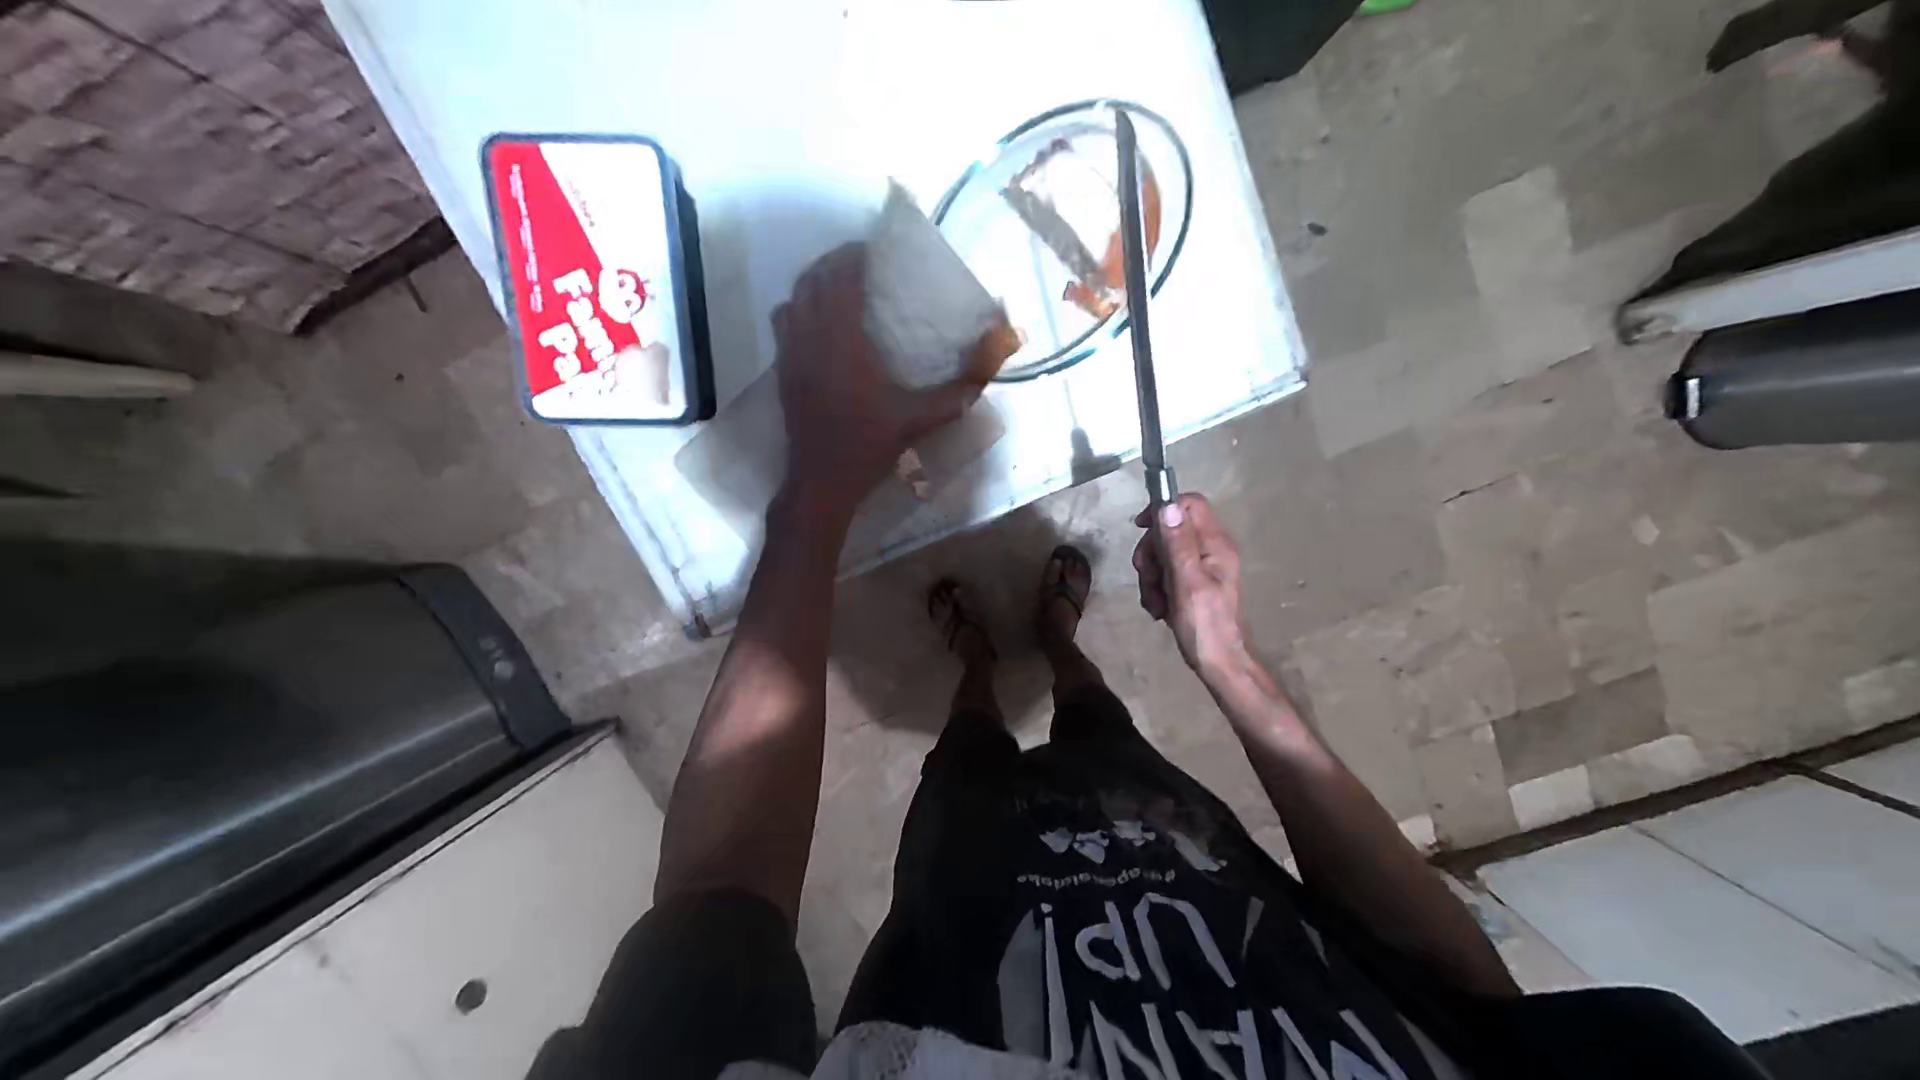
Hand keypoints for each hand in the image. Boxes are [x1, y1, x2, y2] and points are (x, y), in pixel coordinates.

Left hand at [773, 243, 993, 514]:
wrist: (822, 480)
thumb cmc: (870, 445)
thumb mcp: (922, 417)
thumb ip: (962, 386)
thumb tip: (999, 347)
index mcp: (842, 341)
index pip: (841, 277)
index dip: (856, 255)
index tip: (877, 247)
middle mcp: (810, 338)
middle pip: (814, 279)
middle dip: (836, 261)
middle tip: (864, 260)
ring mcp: (790, 353)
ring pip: (793, 297)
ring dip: (814, 280)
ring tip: (840, 282)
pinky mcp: (782, 370)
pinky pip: (783, 320)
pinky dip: (799, 305)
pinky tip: (819, 319)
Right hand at [1132, 493, 1249, 677]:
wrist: (1220, 665)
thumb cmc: (1205, 626)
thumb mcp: (1187, 583)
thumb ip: (1178, 544)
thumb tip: (1168, 506)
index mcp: (1216, 543)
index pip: (1189, 503)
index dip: (1162, 510)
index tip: (1141, 530)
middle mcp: (1212, 549)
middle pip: (1170, 529)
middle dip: (1152, 553)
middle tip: (1149, 578)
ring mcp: (1204, 566)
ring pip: (1164, 553)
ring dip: (1152, 576)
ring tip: (1156, 602)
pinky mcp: (1194, 583)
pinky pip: (1167, 573)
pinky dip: (1157, 588)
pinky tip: (1160, 608)